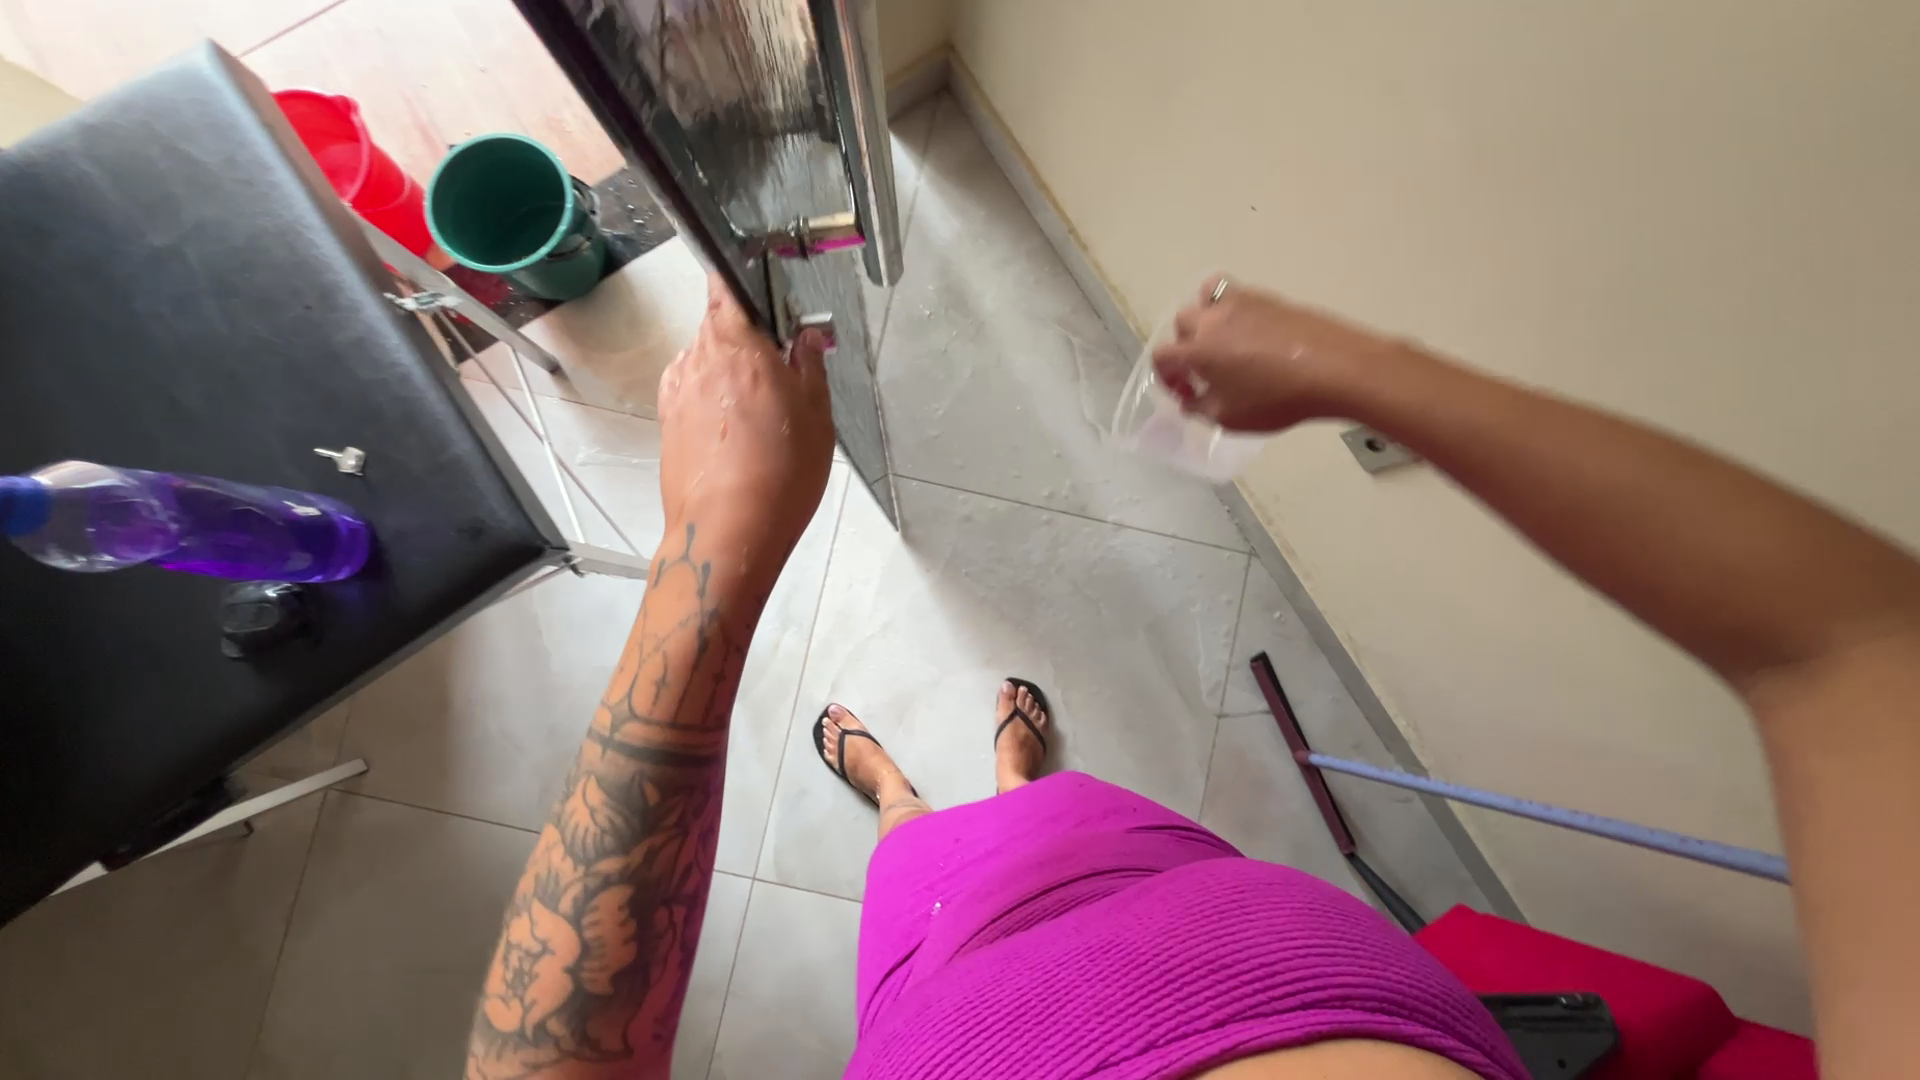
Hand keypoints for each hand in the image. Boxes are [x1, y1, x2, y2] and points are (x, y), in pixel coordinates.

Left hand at [657, 274, 834, 564]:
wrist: (727, 532)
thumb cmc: (778, 475)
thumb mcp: (817, 416)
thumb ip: (809, 366)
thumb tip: (804, 338)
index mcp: (737, 343)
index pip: (725, 283)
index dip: (745, 282)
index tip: (769, 296)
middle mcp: (697, 359)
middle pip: (719, 326)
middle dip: (750, 338)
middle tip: (785, 369)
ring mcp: (676, 392)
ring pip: (706, 362)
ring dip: (732, 373)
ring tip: (765, 413)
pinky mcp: (667, 424)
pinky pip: (693, 394)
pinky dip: (714, 401)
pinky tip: (739, 432)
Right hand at [1151, 275, 1398, 431]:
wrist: (1335, 369)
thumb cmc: (1277, 399)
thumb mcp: (1230, 418)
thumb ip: (1201, 408)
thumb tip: (1191, 399)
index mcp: (1197, 351)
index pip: (1161, 356)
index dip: (1166, 376)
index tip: (1185, 393)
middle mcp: (1213, 320)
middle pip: (1182, 323)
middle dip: (1184, 345)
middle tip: (1203, 369)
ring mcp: (1242, 303)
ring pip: (1207, 296)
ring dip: (1206, 316)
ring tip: (1221, 338)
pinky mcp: (1270, 298)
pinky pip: (1238, 295)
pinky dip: (1234, 310)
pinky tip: (1251, 334)